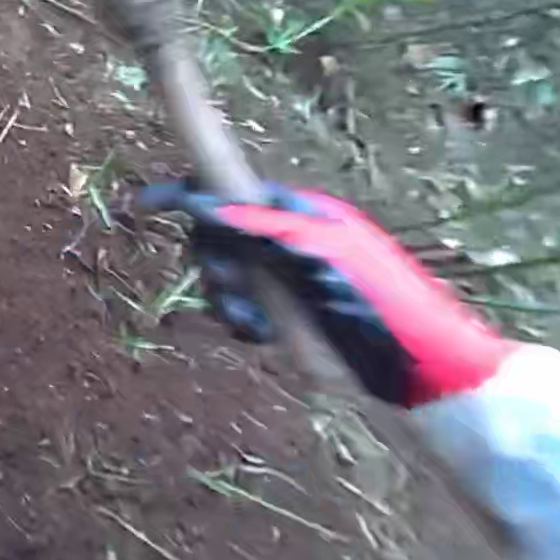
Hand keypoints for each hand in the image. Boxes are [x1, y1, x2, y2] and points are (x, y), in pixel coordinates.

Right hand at [142, 183, 508, 406]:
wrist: (414, 370)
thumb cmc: (376, 298)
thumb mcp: (319, 250)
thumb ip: (260, 222)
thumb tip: (203, 200)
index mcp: (292, 211)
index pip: (228, 189)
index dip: (187, 195)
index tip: (144, 205)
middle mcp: (279, 238)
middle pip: (215, 235)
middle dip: (214, 262)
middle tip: (229, 286)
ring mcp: (277, 276)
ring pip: (220, 274)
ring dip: (226, 297)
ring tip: (254, 322)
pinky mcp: (276, 311)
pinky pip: (234, 306)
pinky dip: (238, 319)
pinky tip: (260, 333)